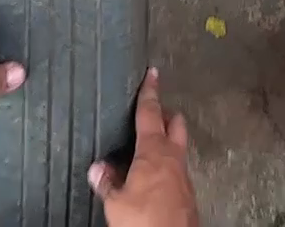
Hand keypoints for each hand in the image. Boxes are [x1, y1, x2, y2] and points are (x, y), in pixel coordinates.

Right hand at [88, 68, 199, 226]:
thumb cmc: (144, 222)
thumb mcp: (116, 204)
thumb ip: (107, 182)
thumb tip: (96, 167)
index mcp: (154, 150)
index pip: (150, 112)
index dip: (150, 92)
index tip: (153, 73)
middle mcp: (173, 157)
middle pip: (175, 123)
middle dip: (166, 114)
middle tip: (153, 111)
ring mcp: (184, 176)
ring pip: (179, 146)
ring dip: (168, 141)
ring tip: (152, 144)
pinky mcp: (188, 195)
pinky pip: (178, 169)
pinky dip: (168, 165)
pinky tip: (157, 176)